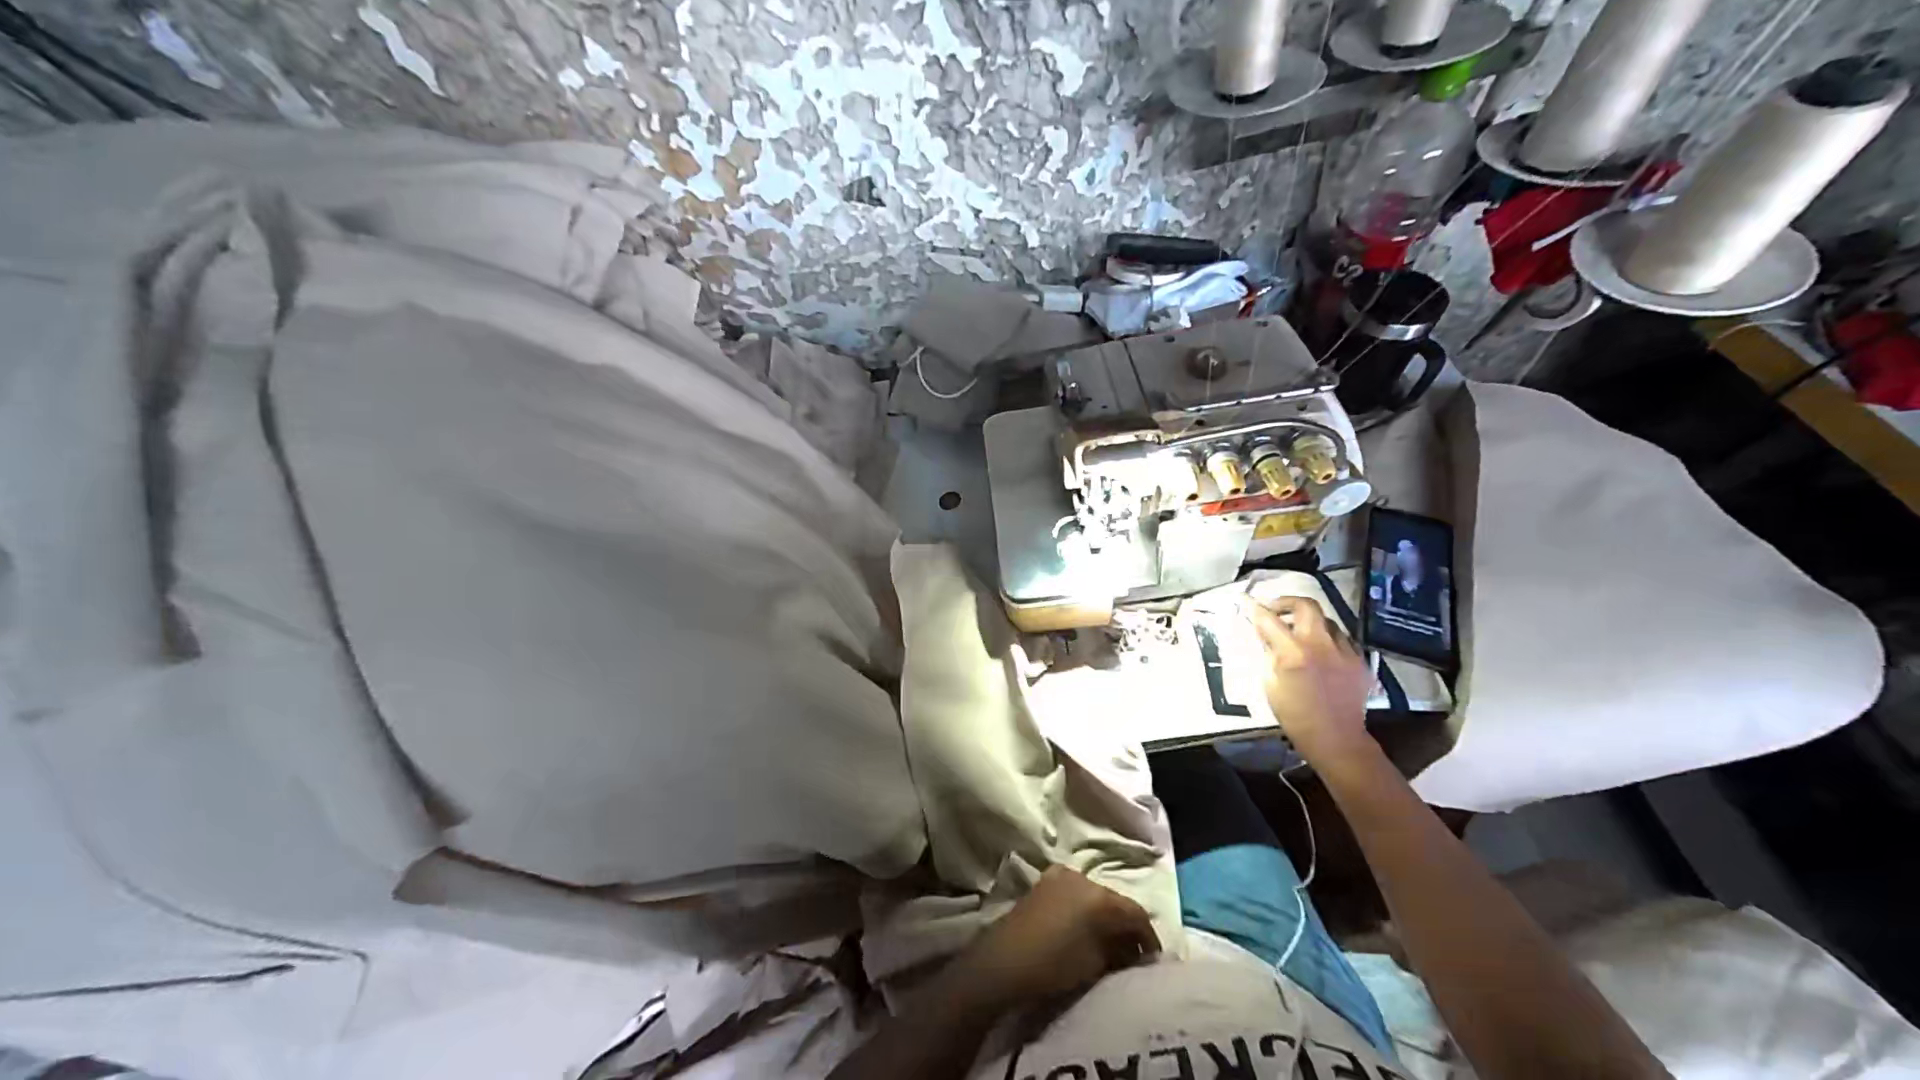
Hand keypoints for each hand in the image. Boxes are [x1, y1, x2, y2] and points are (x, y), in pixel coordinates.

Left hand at [946, 867, 1159, 1010]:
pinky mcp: (1042, 883)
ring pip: (1094, 896)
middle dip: (1125, 926)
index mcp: (1100, 895)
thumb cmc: (1054, 965)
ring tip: (1109, 943)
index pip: (1136, 913)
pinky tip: (1084, 930)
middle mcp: (1082, 877)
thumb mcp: (1096, 963)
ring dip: (1104, 916)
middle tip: (1132, 952)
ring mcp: (1059, 876)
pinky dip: (1084, 910)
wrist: (1004, 961)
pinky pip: (1074, 894)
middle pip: (1115, 901)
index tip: (1152, 959)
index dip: (1148, 937)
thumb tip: (1132, 950)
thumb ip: (1119, 951)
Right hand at [1245, 596, 1376, 766]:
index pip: (1269, 619)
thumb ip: (1269, 655)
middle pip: (1306, 606)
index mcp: (1294, 652)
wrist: (1337, 740)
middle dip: (1287, 603)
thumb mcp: (1270, 684)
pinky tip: (1322, 651)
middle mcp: (1321, 645)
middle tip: (1276, 610)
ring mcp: (1345, 651)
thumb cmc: (1295, 716)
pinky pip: (1342, 639)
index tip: (1247, 602)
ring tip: (1300, 633)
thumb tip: (1265, 636)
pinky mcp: (1360, 661)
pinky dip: (1329, 639)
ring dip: (1310, 622)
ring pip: (1327, 621)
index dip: (1255, 609)